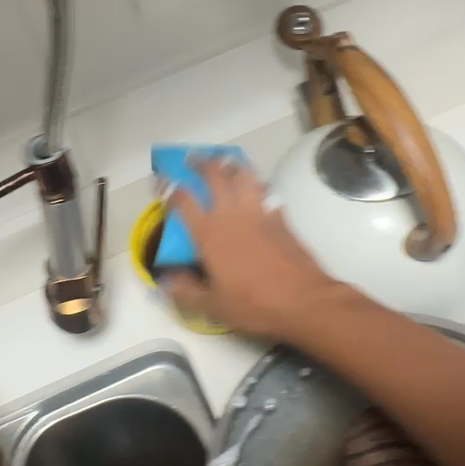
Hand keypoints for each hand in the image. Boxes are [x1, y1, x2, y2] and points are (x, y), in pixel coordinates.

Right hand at [161, 156, 342, 340]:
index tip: (161, 180)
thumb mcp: (213, 306)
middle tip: (193, 159)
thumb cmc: (254, 304)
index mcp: (209, 234)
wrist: (303, 299)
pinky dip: (257, 184)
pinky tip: (256, 188)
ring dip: (231, 165)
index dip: (168, 187)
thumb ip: (186, 292)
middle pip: (214, 175)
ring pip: (243, 175)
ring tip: (225, 163)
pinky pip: (265, 190)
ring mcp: (258, 212)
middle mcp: (231, 215)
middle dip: (201, 163)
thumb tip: (165, 281)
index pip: (183, 200)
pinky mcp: (280, 216)